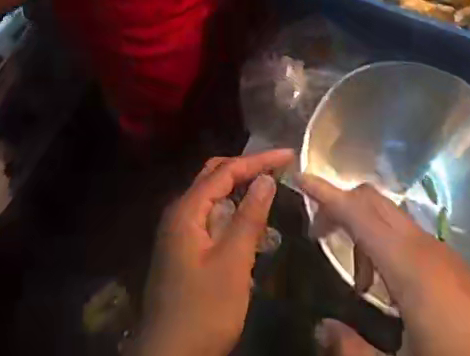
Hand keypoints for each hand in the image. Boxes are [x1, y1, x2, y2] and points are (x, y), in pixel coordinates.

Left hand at [131, 150, 293, 355]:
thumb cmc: (202, 312)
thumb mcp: (233, 263)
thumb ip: (250, 217)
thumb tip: (265, 178)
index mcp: (186, 212)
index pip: (225, 170)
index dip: (259, 160)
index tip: (290, 156)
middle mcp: (179, 216)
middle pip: (215, 177)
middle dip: (248, 169)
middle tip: (280, 168)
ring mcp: (179, 236)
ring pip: (214, 198)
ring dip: (242, 191)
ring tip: (272, 190)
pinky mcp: (184, 254)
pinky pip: (211, 219)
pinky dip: (234, 213)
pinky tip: (253, 224)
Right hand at [297, 174, 469, 355]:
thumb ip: (354, 350)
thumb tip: (321, 328)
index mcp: (407, 265)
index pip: (358, 212)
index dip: (326, 193)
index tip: (300, 177)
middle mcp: (423, 245)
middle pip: (374, 202)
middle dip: (341, 207)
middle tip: (315, 234)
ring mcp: (439, 251)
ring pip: (390, 218)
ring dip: (364, 232)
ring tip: (354, 282)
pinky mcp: (449, 263)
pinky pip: (406, 236)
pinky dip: (383, 246)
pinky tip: (382, 290)